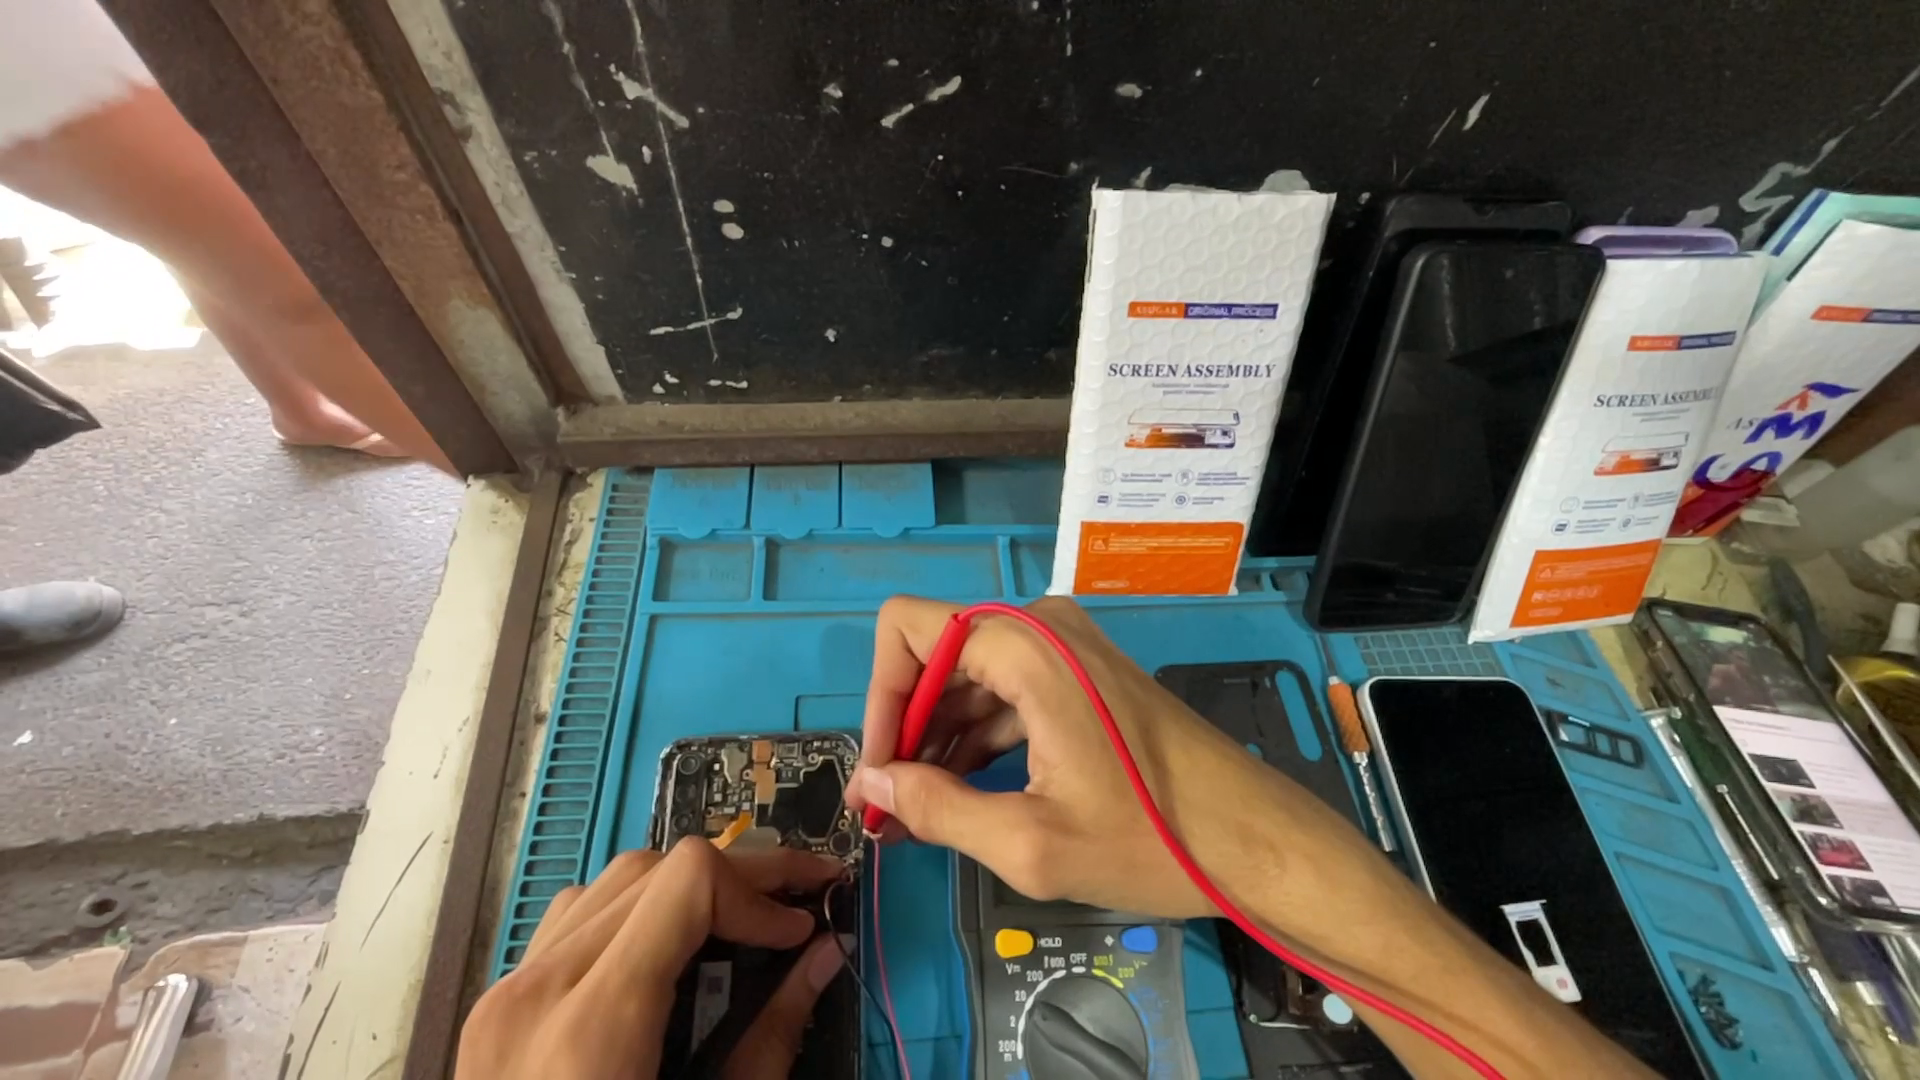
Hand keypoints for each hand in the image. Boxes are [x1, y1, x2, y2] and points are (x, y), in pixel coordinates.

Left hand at [456, 839, 847, 1079]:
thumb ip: (772, 1037)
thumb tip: (825, 954)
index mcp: (593, 1028)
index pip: (688, 883)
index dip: (760, 891)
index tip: (799, 931)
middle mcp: (540, 989)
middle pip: (659, 868)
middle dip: (741, 877)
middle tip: (797, 901)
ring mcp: (507, 993)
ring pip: (617, 879)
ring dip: (689, 886)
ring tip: (739, 918)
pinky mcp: (495, 1006)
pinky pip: (575, 915)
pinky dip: (633, 907)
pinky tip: (662, 946)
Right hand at [843, 595, 1276, 916]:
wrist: (1256, 840)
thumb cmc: (1151, 839)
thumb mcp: (1031, 842)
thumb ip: (936, 808)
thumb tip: (870, 781)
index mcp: (1026, 646)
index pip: (908, 632)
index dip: (880, 699)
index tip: (880, 771)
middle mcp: (1041, 627)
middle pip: (935, 654)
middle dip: (905, 726)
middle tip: (890, 803)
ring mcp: (1065, 648)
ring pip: (968, 677)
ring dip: (937, 738)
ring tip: (918, 810)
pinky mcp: (1081, 675)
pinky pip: (1005, 691)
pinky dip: (976, 737)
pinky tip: (962, 791)